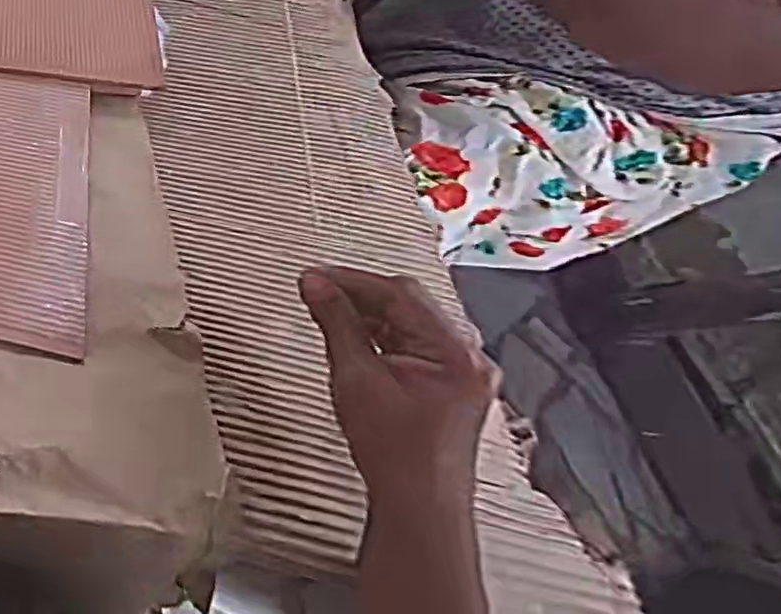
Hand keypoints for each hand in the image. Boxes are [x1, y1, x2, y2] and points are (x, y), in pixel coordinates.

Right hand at [299, 267, 497, 502]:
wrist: (416, 504)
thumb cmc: (397, 453)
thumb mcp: (354, 375)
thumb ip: (335, 321)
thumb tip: (315, 284)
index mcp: (455, 353)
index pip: (398, 293)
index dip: (350, 280)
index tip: (314, 275)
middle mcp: (466, 358)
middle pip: (405, 302)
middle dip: (357, 291)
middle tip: (316, 285)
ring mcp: (458, 370)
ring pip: (405, 318)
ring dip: (364, 309)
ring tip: (326, 305)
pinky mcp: (444, 381)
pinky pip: (407, 338)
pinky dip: (375, 329)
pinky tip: (349, 329)